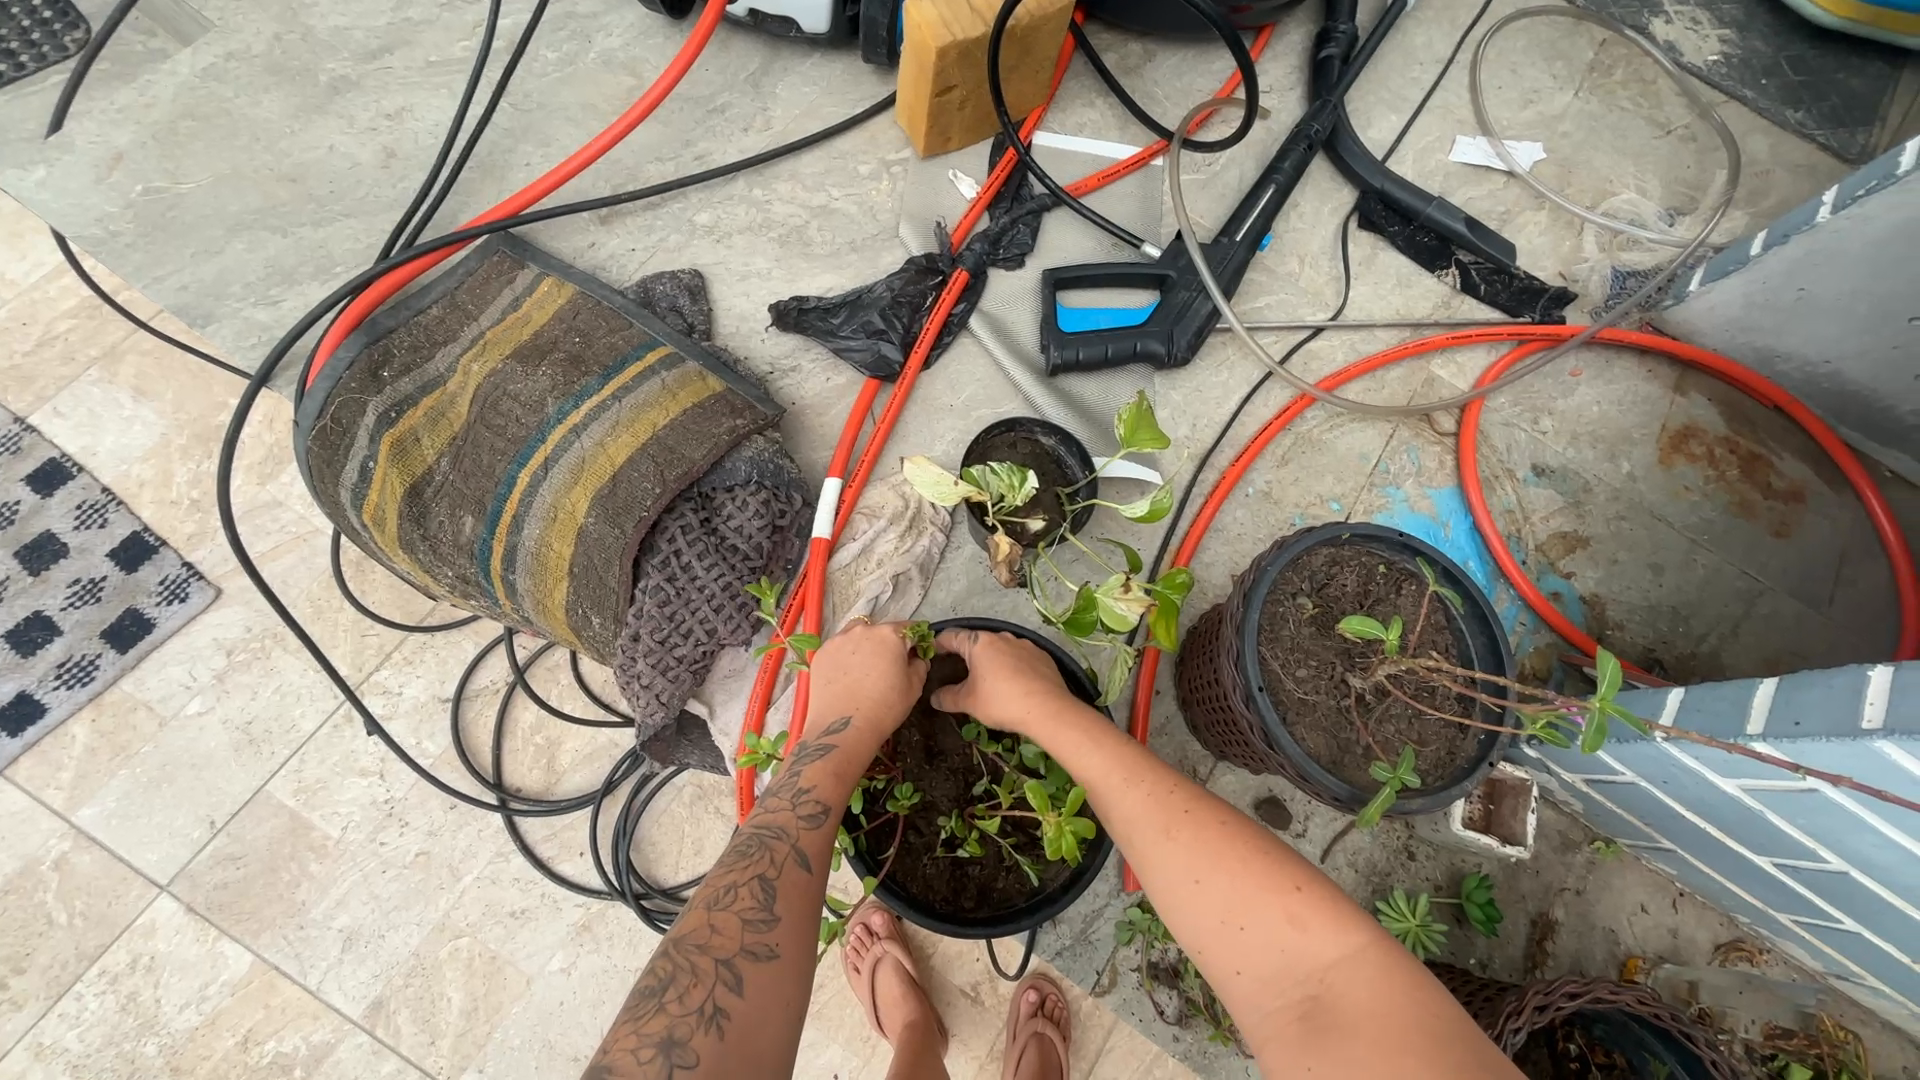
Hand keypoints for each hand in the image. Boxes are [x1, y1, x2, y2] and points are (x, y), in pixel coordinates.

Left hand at [804, 620, 929, 744]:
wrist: (843, 729)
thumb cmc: (885, 708)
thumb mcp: (914, 687)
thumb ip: (920, 664)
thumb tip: (916, 657)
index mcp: (890, 635)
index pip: (909, 628)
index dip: (915, 641)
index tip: (913, 656)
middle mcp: (863, 629)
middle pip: (881, 629)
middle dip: (888, 643)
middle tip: (887, 667)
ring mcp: (839, 639)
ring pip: (857, 634)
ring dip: (865, 644)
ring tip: (864, 669)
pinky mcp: (821, 652)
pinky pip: (839, 647)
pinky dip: (845, 655)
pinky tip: (846, 676)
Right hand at [929, 628, 1088, 739]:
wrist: (1048, 709)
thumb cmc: (1002, 702)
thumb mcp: (969, 703)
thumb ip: (948, 698)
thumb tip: (934, 697)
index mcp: (979, 643)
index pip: (951, 636)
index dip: (938, 644)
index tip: (932, 652)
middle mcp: (1002, 637)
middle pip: (977, 642)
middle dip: (966, 655)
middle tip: (958, 671)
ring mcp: (1024, 644)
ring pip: (1000, 649)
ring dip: (991, 660)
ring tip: (988, 679)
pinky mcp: (1042, 655)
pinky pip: (1020, 657)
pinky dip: (1012, 666)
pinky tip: (1013, 683)